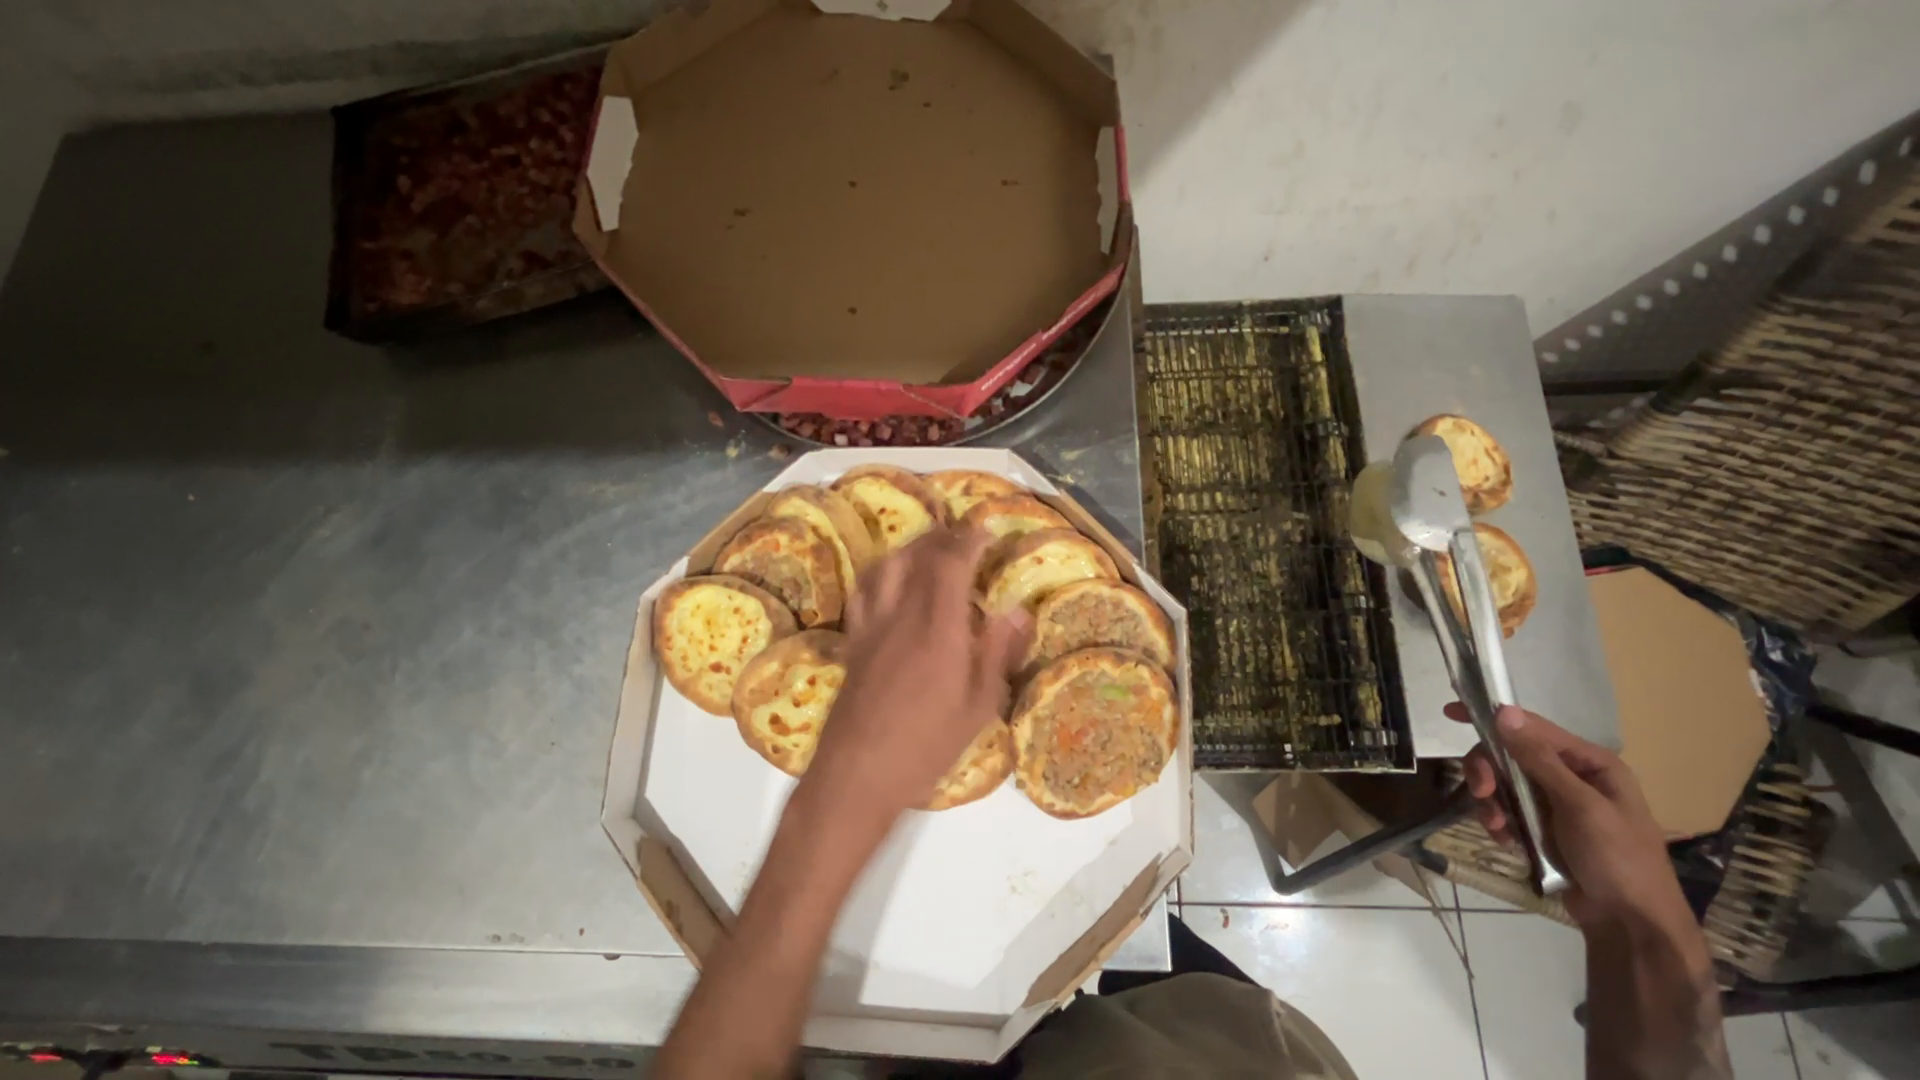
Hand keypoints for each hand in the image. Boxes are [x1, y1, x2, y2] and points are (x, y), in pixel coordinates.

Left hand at [804, 526, 1029, 815]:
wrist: (859, 771)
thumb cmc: (928, 743)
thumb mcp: (978, 704)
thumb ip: (997, 652)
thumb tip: (1018, 609)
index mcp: (937, 627)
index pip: (951, 563)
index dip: (969, 540)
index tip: (986, 530)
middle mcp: (901, 614)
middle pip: (917, 556)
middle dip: (942, 537)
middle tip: (963, 535)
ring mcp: (872, 625)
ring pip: (887, 567)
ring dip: (911, 548)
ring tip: (930, 548)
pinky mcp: (853, 641)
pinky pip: (864, 590)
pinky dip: (882, 572)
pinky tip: (890, 580)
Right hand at [1448, 704, 1692, 936]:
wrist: (1630, 923)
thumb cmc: (1617, 858)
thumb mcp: (1580, 805)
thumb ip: (1540, 759)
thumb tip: (1506, 712)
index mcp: (1590, 763)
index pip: (1532, 728)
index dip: (1493, 719)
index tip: (1450, 713)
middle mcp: (1570, 777)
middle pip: (1509, 756)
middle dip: (1489, 773)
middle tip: (1481, 793)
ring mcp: (1554, 804)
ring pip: (1502, 785)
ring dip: (1492, 804)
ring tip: (1498, 829)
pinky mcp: (1541, 828)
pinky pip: (1505, 812)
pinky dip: (1498, 823)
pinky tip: (1507, 841)